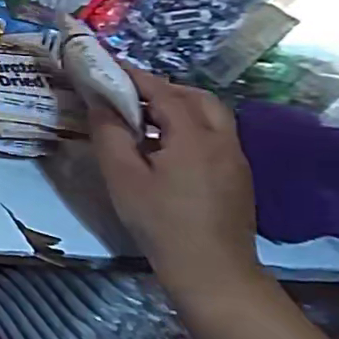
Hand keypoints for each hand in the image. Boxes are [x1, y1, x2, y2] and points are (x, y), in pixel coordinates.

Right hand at [86, 67, 263, 303]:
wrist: (212, 271)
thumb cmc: (161, 221)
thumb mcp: (123, 177)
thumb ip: (110, 134)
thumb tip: (100, 103)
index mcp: (194, 135)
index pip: (164, 92)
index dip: (136, 77)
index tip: (110, 67)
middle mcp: (222, 139)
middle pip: (197, 98)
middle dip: (163, 88)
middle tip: (130, 94)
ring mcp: (236, 158)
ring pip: (211, 116)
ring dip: (179, 107)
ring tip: (145, 118)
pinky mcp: (238, 176)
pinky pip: (215, 135)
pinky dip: (190, 126)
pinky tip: (165, 147)